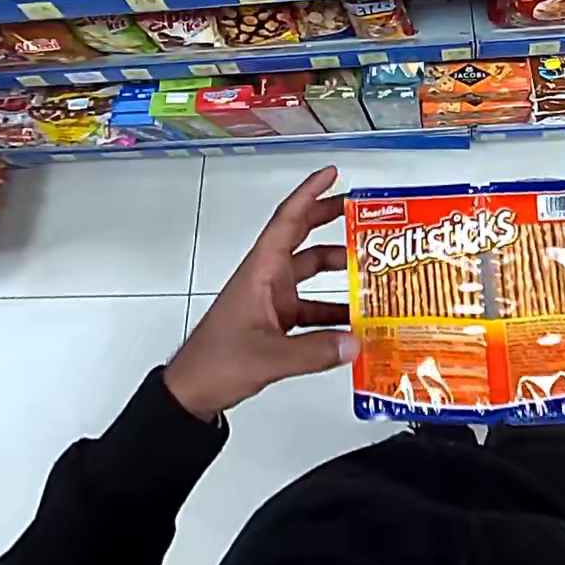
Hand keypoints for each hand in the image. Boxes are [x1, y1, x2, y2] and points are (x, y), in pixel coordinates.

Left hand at [164, 167, 358, 419]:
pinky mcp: (275, 319)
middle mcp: (267, 276)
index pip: (287, 220)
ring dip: (337, 267)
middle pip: (301, 236)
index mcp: (261, 270)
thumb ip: (315, 350)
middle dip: (328, 218)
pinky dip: (332, 310)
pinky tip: (356, 322)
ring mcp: (271, 297)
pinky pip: (310, 306)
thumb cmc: (218, 361)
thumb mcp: (269, 357)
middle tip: (361, 210)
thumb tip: (357, 341)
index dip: (309, 193)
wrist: (193, 390)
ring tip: (371, 267)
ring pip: (309, 271)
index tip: (331, 174)